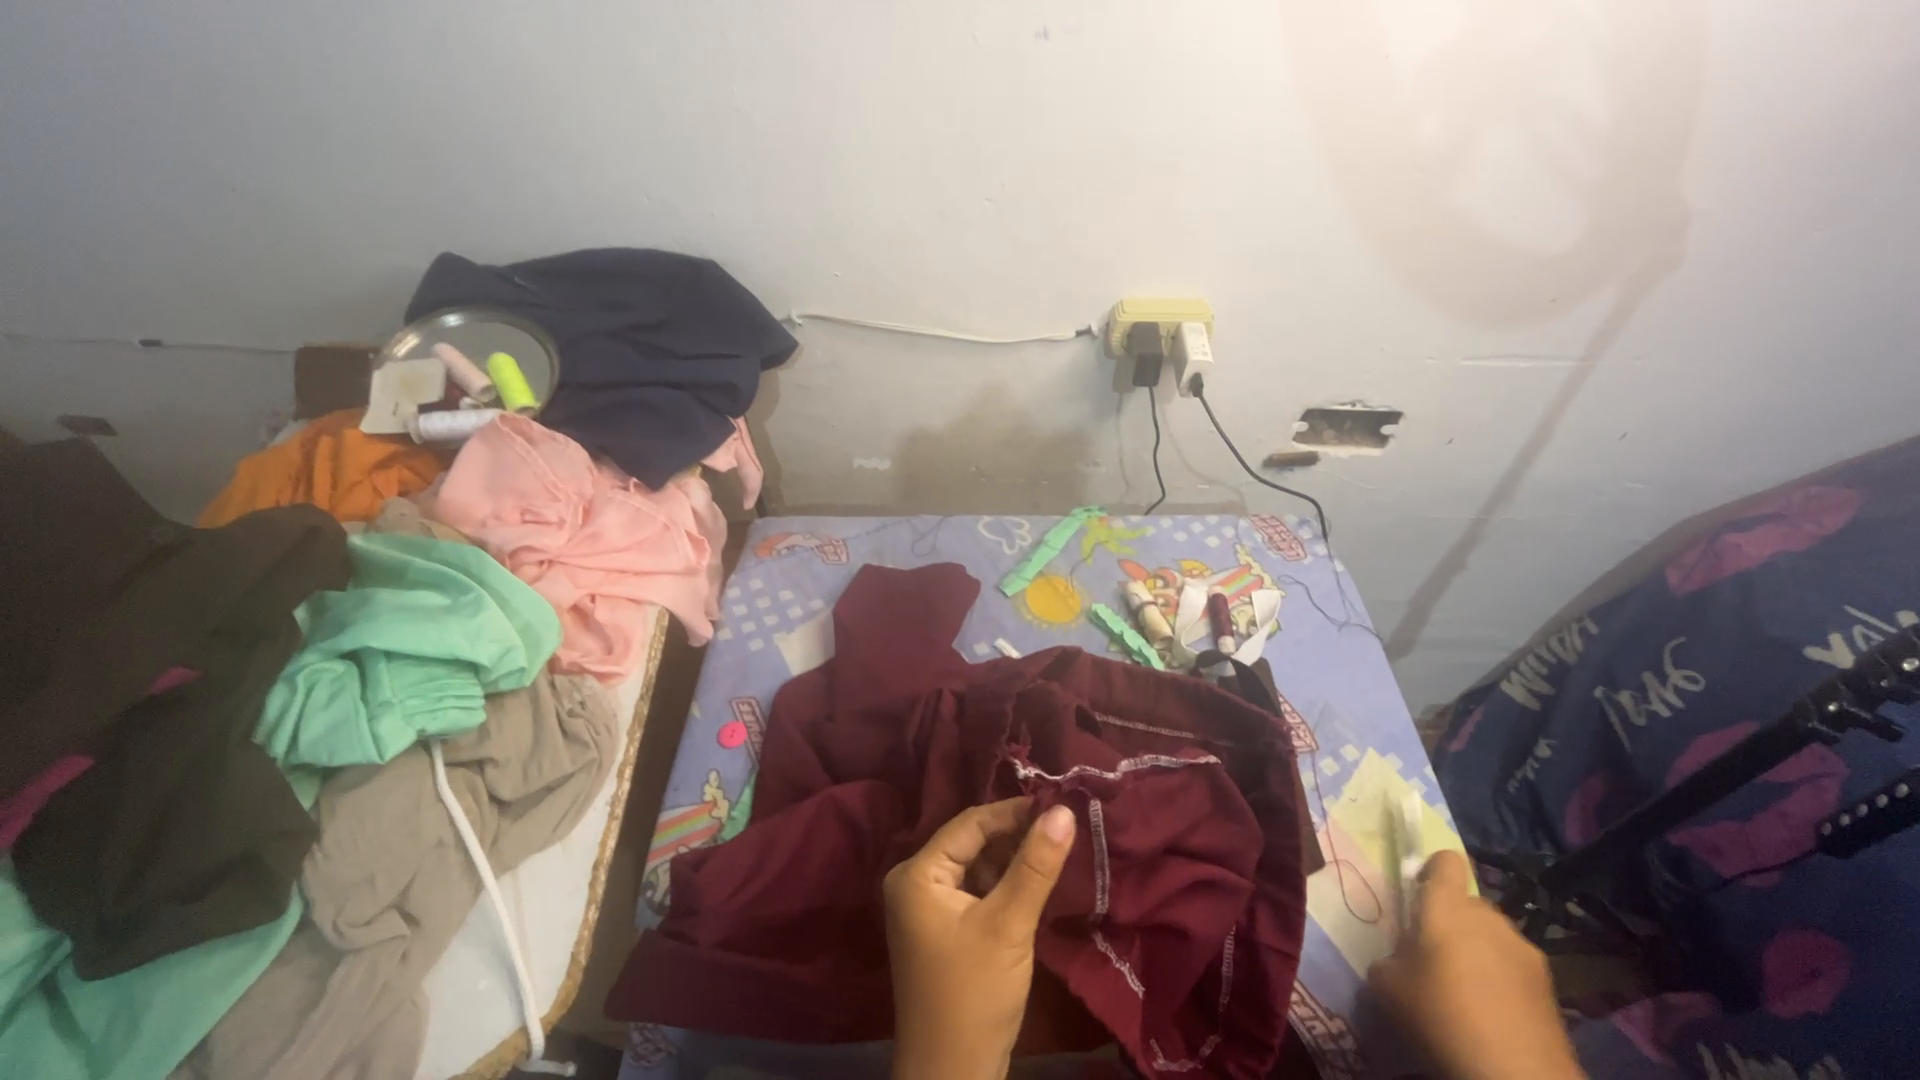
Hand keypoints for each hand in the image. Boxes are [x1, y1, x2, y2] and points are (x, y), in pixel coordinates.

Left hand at [884, 797, 1076, 1079]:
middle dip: (1016, 835)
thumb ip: (1035, 865)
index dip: (1014, 812)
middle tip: (1064, 826)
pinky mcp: (944, 929)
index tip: (1060, 805)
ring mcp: (927, 908)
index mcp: (916, 873)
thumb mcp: (1008, 925)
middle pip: (971, 843)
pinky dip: (1005, 886)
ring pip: (976, 867)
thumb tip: (1064, 810)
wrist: (952, 1074)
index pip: (969, 824)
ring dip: (1013, 860)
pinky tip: (1037, 883)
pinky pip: (976, 892)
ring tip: (1058, 849)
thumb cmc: (974, 994)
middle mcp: (915, 882)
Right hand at [1368, 851, 1586, 1079]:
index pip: (1446, 860)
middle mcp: (1488, 916)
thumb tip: (1403, 960)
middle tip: (1434, 959)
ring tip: (1466, 992)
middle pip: (1467, 903)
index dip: (1432, 871)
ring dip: (1479, 951)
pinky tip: (1493, 1013)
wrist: (1515, 1073)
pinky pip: (1514, 966)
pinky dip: (1502, 979)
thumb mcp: (1386, 985)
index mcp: (1446, 907)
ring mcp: (1524, 948)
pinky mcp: (1549, 983)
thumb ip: (1390, 958)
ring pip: (1492, 935)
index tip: (1418, 897)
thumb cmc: (1439, 1015)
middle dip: (1452, 922)